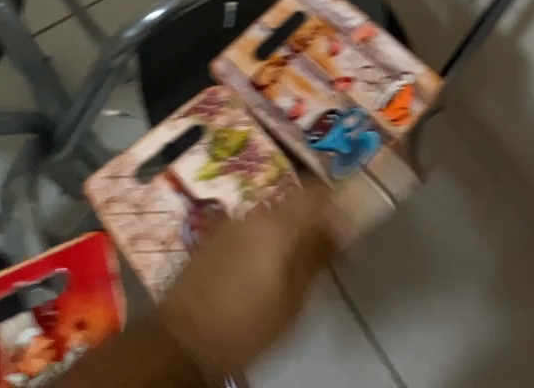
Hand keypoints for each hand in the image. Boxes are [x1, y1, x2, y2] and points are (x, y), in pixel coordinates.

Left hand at [158, 185, 339, 376]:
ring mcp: (231, 223)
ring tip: (297, 252)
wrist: (181, 341)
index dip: (339, 193)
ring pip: (272, 212)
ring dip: (289, 224)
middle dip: (314, 212)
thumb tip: (344, 225)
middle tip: (328, 235)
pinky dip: (265, 235)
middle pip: (295, 199)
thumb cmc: (247, 323)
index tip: (353, 206)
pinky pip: (251, 225)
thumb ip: (319, 254)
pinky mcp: (213, 237)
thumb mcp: (293, 297)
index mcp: (280, 224)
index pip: (318, 191)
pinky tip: (266, 261)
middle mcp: (256, 213)